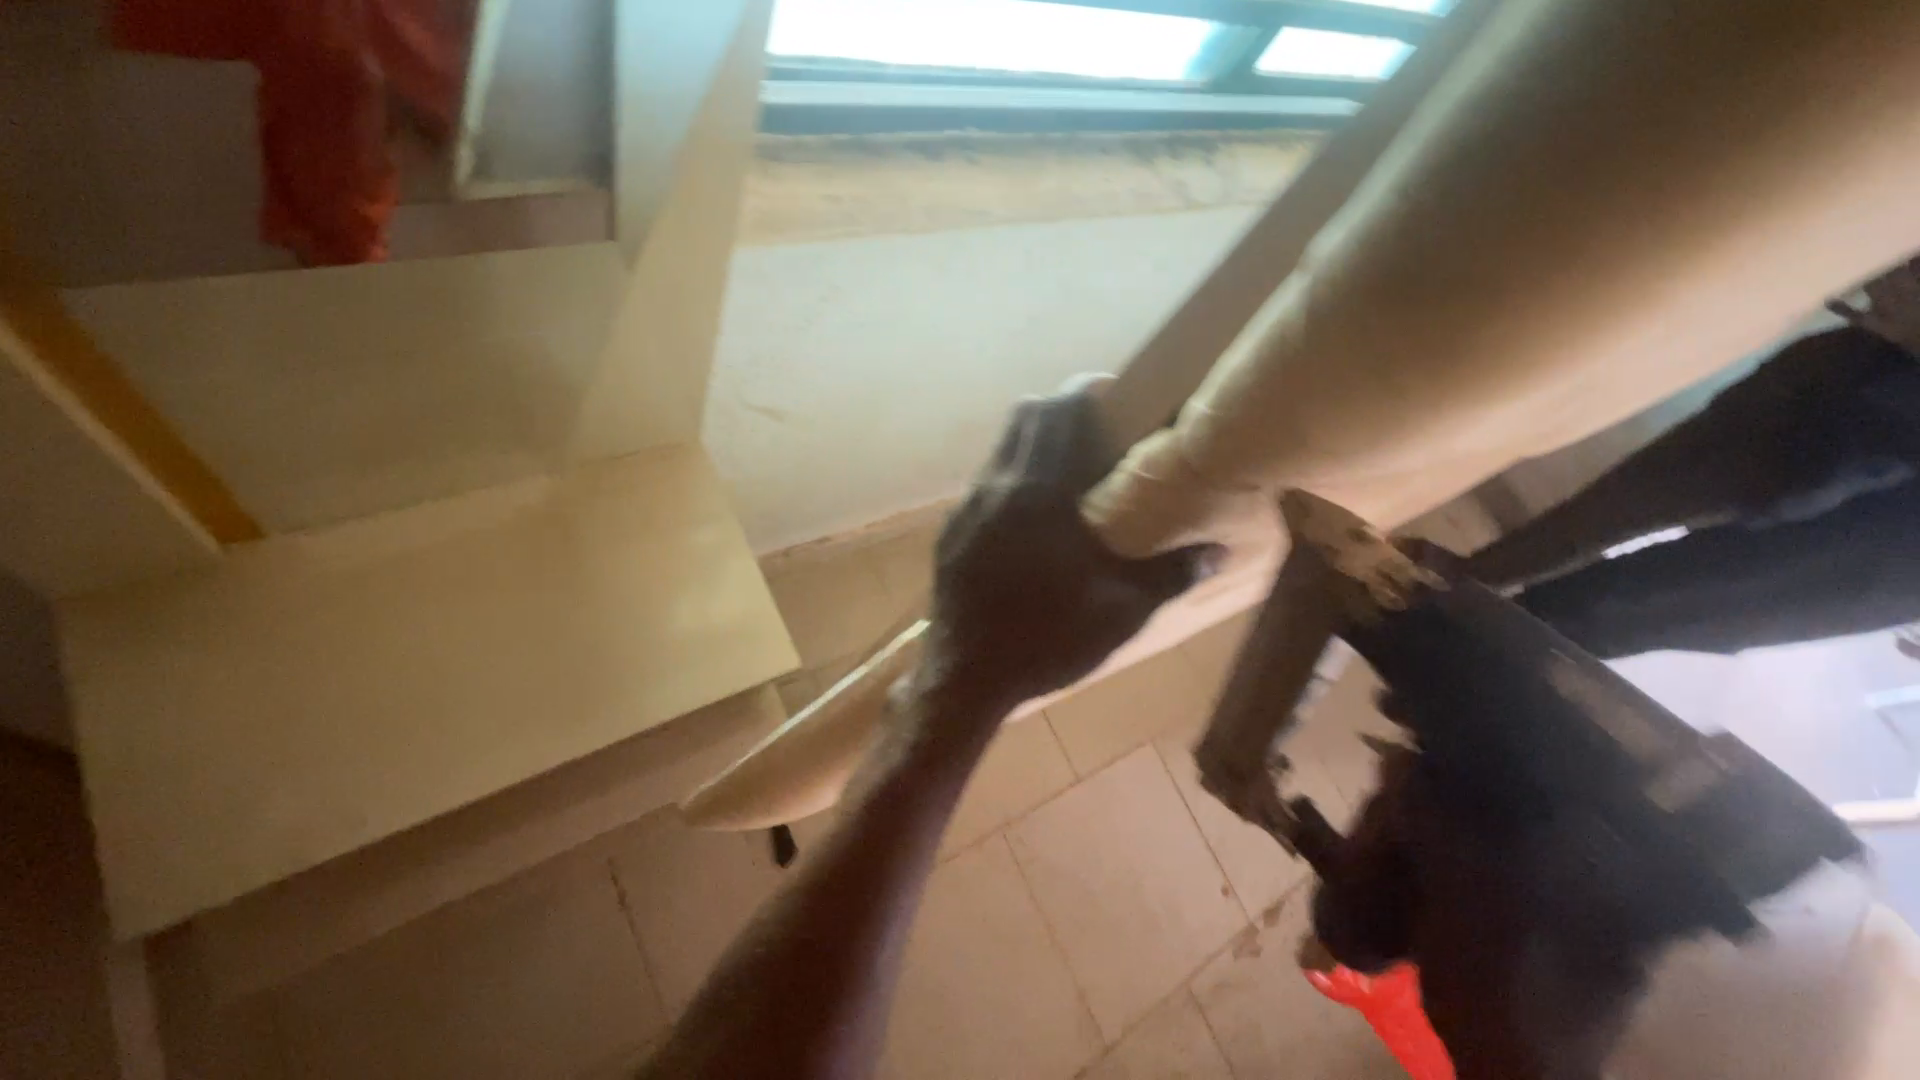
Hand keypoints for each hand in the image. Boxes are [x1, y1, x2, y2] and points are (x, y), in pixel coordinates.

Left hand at [915, 388, 1220, 727]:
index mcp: (1039, 493)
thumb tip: (1218, 551)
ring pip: (1002, 450)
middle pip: (1025, 416)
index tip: (1114, 394)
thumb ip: (1169, 574)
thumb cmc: (1046, 641)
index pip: (1059, 411)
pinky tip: (1031, 524)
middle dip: (1060, 411)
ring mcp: (966, 509)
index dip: (1086, 392)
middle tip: (1096, 432)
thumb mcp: (1120, 612)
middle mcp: (997, 487)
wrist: (965, 678)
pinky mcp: (950, 534)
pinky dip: (1012, 481)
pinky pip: (985, 486)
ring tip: (1068, 477)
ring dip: (1034, 446)